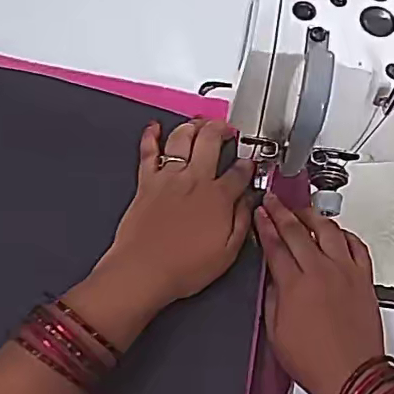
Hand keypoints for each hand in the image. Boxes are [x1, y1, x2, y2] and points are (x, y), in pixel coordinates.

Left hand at [91, 119, 254, 309]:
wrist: (143, 270)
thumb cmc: (183, 267)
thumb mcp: (227, 252)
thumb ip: (242, 221)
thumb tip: (249, 202)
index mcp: (218, 198)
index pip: (239, 171)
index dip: (248, 163)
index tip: (249, 163)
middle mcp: (194, 180)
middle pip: (211, 140)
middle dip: (222, 129)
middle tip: (227, 129)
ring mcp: (169, 178)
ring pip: (182, 137)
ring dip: (193, 125)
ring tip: (200, 123)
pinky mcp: (146, 182)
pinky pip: (148, 151)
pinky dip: (151, 136)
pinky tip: (154, 128)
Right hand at [253, 193, 386, 393]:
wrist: (351, 376)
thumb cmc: (315, 361)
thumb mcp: (276, 332)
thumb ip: (272, 298)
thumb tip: (272, 279)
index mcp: (295, 284)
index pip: (275, 244)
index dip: (264, 226)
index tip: (260, 214)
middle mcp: (321, 272)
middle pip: (297, 230)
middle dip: (281, 212)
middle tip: (274, 202)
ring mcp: (345, 272)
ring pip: (328, 230)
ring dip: (312, 216)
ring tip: (303, 212)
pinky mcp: (364, 279)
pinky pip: (356, 246)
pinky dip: (344, 234)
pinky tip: (337, 233)